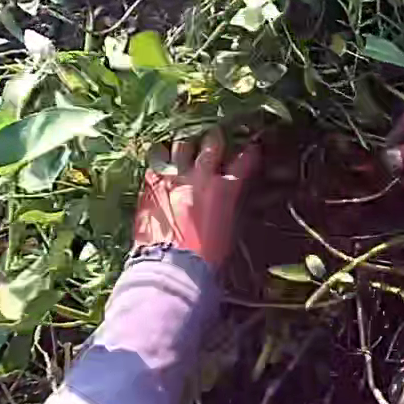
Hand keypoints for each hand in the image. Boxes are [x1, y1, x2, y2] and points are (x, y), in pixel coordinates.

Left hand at [133, 131, 259, 267]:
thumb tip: (226, 194)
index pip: (244, 161)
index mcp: (225, 189)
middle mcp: (201, 176)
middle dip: (216, 138)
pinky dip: (161, 158)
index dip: (250, 152)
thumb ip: (228, 203)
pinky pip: (156, 160)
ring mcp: (175, 177)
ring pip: (181, 144)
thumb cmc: (206, 256)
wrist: (173, 266)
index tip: (252, 146)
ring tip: (184, 144)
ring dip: (186, 144)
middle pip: (212, 143)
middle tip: (215, 137)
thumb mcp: (228, 227)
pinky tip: (161, 161)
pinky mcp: (152, 183)